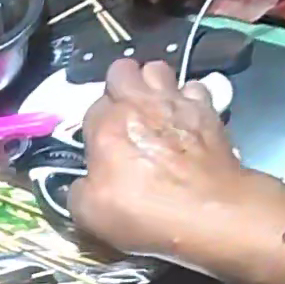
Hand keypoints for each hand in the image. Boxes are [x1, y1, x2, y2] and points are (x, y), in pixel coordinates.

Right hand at [70, 59, 284, 264]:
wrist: (207, 212)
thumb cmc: (142, 212)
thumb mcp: (89, 214)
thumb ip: (77, 191)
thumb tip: (80, 184)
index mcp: (106, 126)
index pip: (91, 108)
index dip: (94, 128)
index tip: (99, 149)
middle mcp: (139, 104)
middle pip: (122, 70)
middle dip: (119, 87)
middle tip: (122, 118)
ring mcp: (176, 102)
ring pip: (157, 69)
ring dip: (151, 85)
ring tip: (152, 112)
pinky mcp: (207, 109)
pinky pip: (192, 87)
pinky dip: (186, 99)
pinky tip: (183, 120)